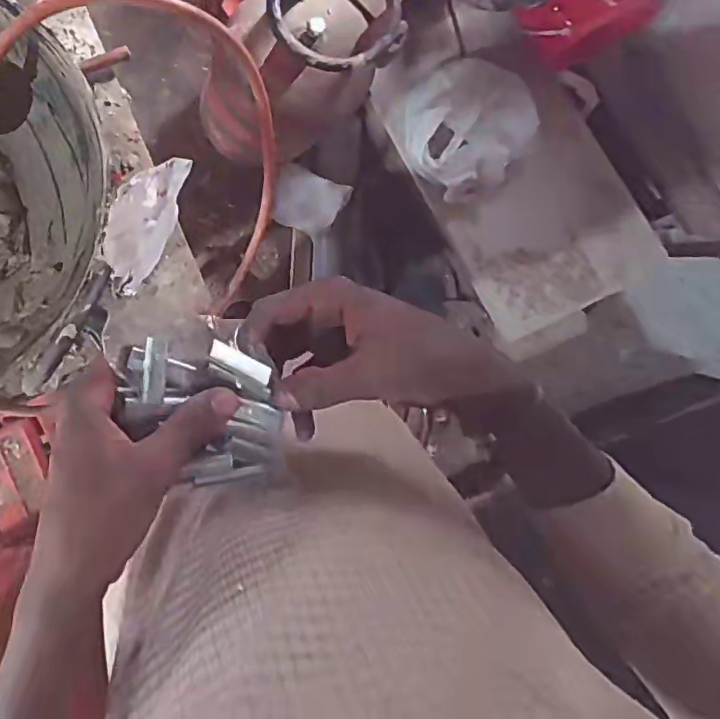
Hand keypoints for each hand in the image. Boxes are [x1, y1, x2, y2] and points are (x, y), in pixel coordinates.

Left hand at [29, 363, 237, 600]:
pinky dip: (152, 435)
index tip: (198, 357)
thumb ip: (189, 427)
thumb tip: (228, 393)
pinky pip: (127, 435)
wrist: (70, 574)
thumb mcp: (153, 467)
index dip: (158, 355)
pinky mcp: (93, 462)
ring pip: (130, 413)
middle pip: (129, 386)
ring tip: (209, 410)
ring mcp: (84, 439)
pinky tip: (187, 443)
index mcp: (83, 401)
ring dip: (164, 414)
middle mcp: (79, 412)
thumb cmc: (104, 513)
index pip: (121, 359)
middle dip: (169, 386)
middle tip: (212, 385)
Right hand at [243, 278, 535, 437]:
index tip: (243, 376)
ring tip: (285, 420)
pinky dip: (304, 392)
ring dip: (285, 385)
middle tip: (258, 402)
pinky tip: (305, 422)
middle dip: (266, 367)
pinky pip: (310, 369)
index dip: (252, 340)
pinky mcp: (342, 352)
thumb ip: (319, 386)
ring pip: (290, 353)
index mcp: (327, 296)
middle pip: (276, 332)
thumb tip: (273, 399)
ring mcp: (332, 330)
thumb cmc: (424, 362)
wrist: (477, 381)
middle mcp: (323, 308)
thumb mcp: (371, 375)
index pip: (271, 310)